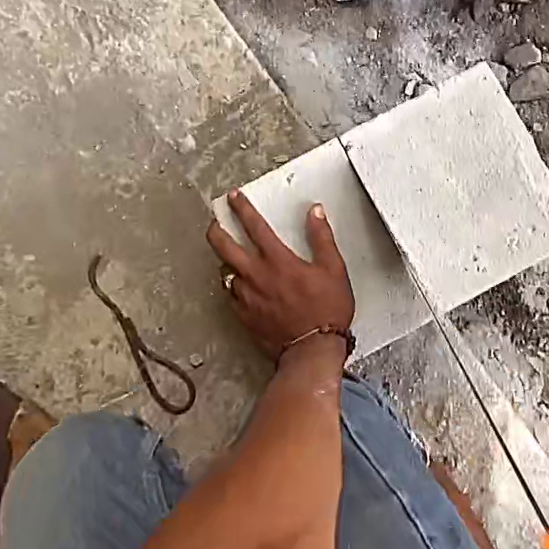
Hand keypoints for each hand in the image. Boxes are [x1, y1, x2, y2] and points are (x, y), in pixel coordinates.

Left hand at [207, 191, 354, 361]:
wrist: (312, 351)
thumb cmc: (326, 311)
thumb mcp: (333, 269)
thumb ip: (322, 237)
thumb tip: (316, 213)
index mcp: (278, 260)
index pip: (254, 225)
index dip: (242, 208)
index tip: (234, 198)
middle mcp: (257, 276)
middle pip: (224, 246)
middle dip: (216, 229)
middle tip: (215, 221)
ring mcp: (247, 297)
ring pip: (225, 271)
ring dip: (225, 260)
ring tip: (227, 254)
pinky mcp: (244, 316)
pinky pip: (231, 295)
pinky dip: (232, 285)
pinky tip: (237, 285)